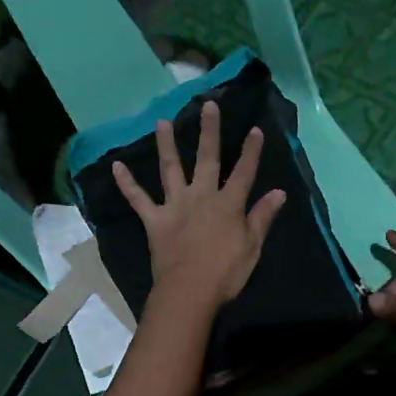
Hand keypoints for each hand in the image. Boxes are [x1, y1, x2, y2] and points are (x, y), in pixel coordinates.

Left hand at [113, 100, 287, 311]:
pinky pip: (138, 199)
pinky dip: (127, 184)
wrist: (189, 290)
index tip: (254, 129)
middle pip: (207, 159)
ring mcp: (175, 206)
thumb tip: (279, 192)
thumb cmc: (226, 273)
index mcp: (228, 204)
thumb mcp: (252, 246)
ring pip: (170, 169)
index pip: (244, 172)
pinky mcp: (154, 220)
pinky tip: (116, 167)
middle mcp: (202, 196)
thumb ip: (262, 217)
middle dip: (209, 131)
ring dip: (166, 144)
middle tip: (207, 105)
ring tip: (162, 122)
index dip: (251, 151)